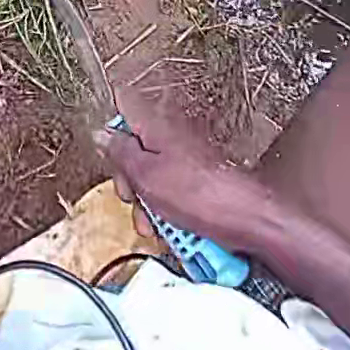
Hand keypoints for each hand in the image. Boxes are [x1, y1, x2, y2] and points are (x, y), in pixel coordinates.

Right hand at [100, 88, 274, 251]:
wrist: (248, 222)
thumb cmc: (201, 196)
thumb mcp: (145, 174)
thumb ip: (120, 151)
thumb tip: (102, 132)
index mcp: (157, 130)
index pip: (124, 117)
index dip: (112, 139)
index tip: (112, 160)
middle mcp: (172, 142)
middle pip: (135, 155)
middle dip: (130, 184)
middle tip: (134, 200)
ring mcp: (186, 165)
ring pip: (152, 182)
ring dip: (148, 207)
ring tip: (157, 226)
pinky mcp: (198, 188)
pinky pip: (172, 199)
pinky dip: (168, 216)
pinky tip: (174, 232)